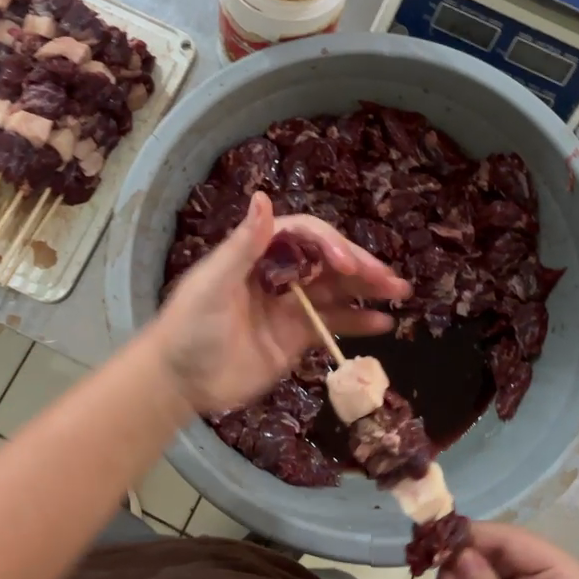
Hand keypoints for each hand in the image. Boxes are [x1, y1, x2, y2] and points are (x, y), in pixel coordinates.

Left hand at [152, 192, 411, 411]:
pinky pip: (333, 325)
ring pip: (337, 291)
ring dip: (368, 290)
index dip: (331, 245)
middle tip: (391, 279)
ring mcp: (290, 306)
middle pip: (328, 262)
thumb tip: (262, 197)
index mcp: (258, 253)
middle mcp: (279, 274)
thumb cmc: (189, 326)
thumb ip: (242, 245)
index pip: (305, 237)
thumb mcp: (212, 284)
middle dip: (361, 267)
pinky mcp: (296, 337)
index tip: (348, 265)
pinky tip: (383, 324)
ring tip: (400, 293)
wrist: (178, 381)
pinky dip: (358, 323)